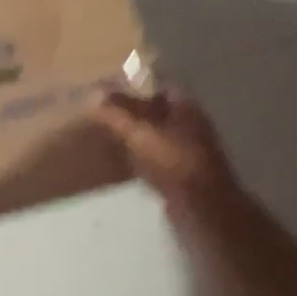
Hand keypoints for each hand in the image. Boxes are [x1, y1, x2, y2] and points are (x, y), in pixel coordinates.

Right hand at [91, 88, 238, 213]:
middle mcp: (191, 126)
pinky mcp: (182, 180)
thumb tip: (95, 92)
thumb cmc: (174, 161)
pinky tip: (122, 166)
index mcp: (187, 107)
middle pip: (159, 113)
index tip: (113, 88)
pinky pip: (157, 164)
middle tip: (105, 113)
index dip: (139, 86)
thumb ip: (117, 111)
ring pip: (157, 139)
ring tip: (108, 137)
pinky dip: (140, 162)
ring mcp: (188, 154)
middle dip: (135, 113)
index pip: (162, 86)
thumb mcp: (140, 132)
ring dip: (137, 139)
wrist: (202, 209)